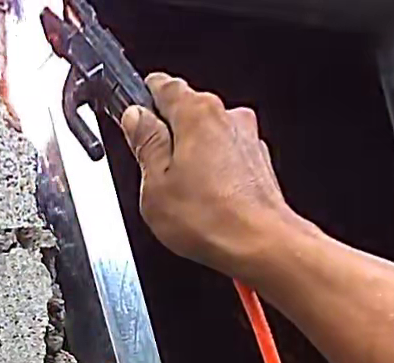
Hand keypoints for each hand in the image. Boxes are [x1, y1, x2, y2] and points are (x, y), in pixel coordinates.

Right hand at [118, 72, 307, 279]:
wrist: (259, 245)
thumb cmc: (211, 219)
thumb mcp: (155, 186)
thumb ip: (145, 145)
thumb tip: (135, 118)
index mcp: (196, 113)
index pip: (162, 86)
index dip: (142, 99)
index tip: (134, 113)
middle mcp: (227, 117)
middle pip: (188, 116)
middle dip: (169, 139)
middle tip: (154, 174)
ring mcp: (248, 141)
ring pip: (209, 142)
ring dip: (195, 162)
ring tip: (183, 199)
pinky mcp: (259, 166)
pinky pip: (228, 164)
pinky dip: (216, 178)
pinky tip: (207, 206)